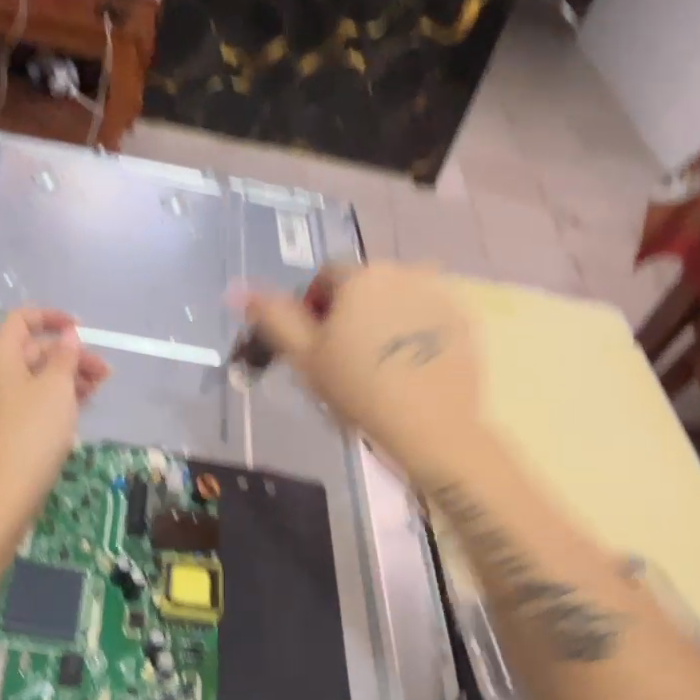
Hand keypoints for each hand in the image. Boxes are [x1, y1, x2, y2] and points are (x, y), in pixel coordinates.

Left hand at [0, 308, 110, 508]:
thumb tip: (67, 336)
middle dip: (69, 356)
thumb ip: (65, 357)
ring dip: (65, 378)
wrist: (6, 490)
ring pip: (33, 379)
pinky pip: (30, 401)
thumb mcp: (57, 388)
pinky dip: (53, 398)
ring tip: (96, 391)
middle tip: (103, 372)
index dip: (51, 318)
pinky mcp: (2, 429)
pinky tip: (77, 408)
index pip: (20, 321)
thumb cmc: (34, 432)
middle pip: (31, 352)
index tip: (81, 329)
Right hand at [238, 262, 480, 471]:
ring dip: (382, 321)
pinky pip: (426, 318)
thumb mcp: (305, 358)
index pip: (325, 278)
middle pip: (363, 286)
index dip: (313, 310)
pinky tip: (407, 370)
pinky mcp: (464, 321)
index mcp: (361, 276)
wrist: (432, 428)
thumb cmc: (358, 391)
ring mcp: (440, 294)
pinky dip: (414, 334)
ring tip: (378, 367)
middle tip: (343, 361)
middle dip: (349, 313)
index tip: (315, 347)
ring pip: (396, 301)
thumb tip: (236, 289)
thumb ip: (273, 318)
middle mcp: (404, 271)